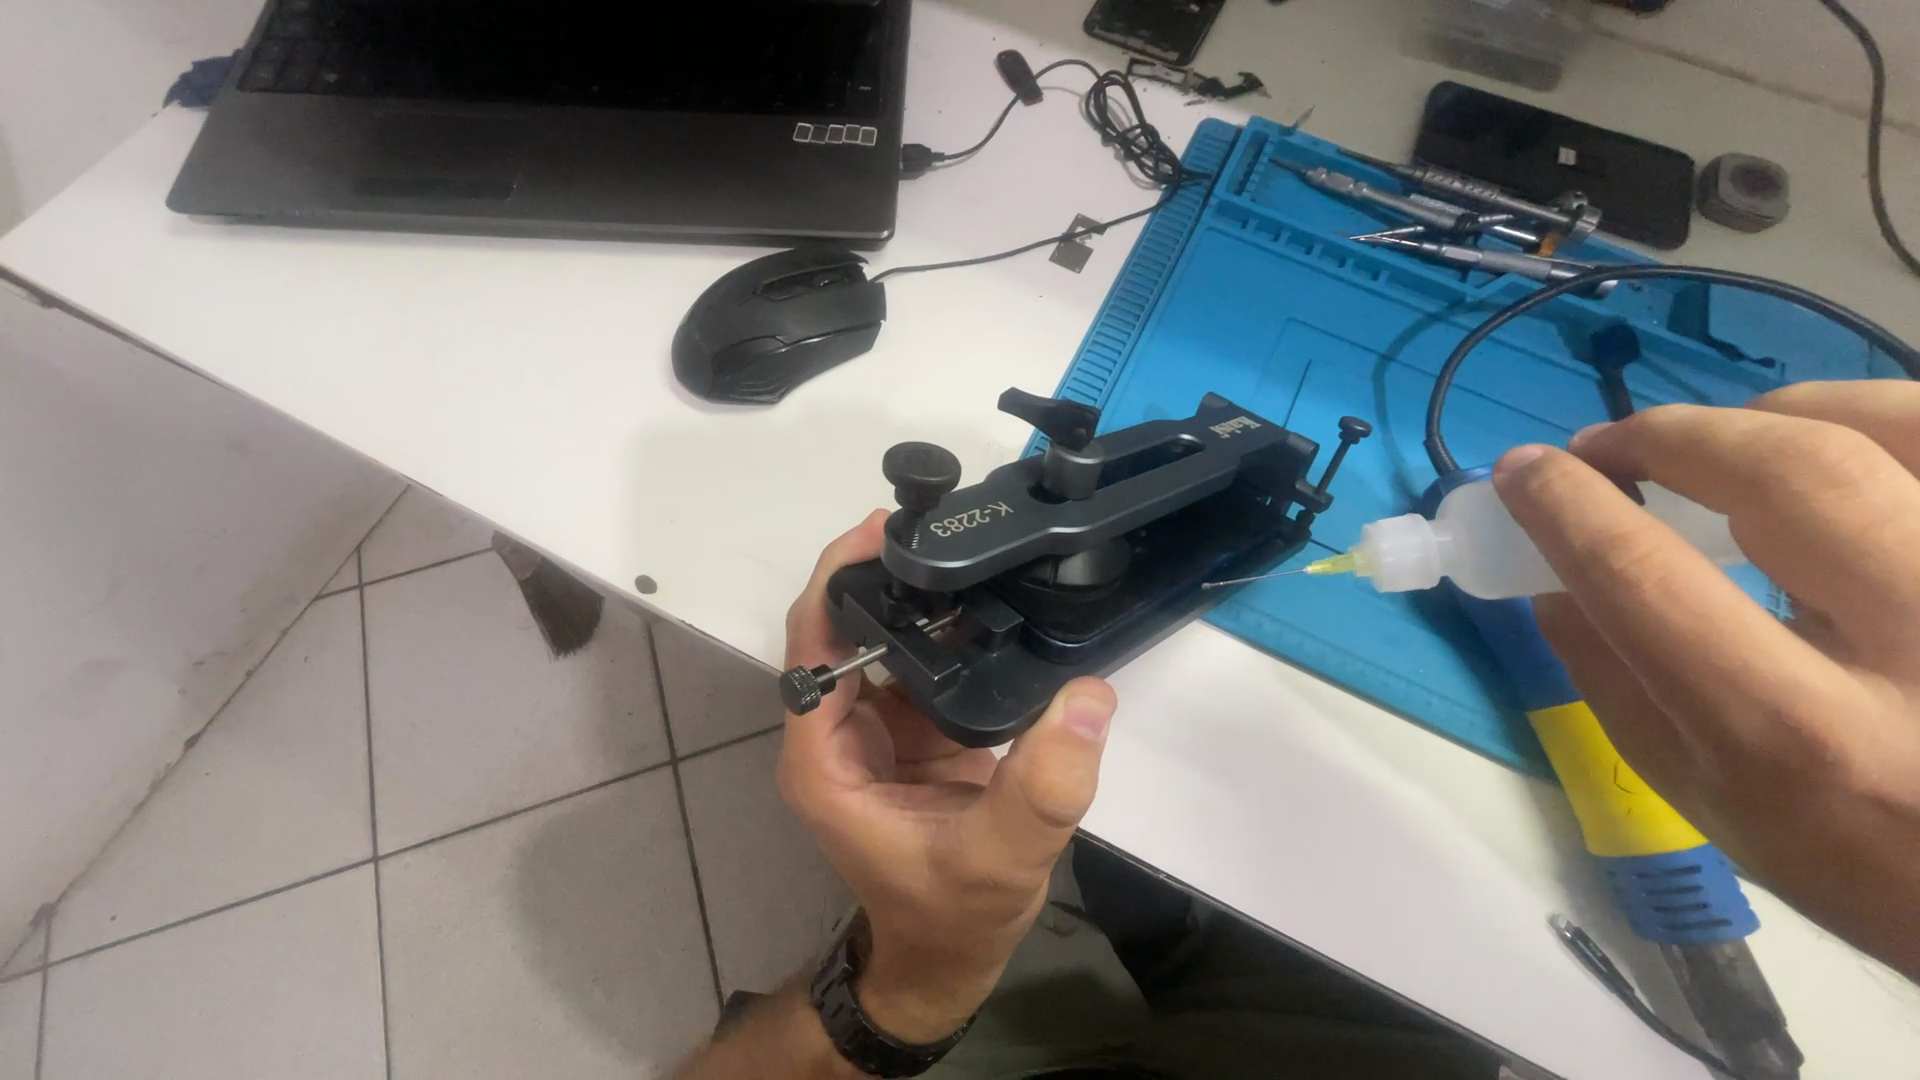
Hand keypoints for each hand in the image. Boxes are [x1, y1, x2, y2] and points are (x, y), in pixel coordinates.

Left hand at [779, 511, 1118, 1042]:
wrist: (950, 954)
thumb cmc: (953, 917)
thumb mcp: (999, 857)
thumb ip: (1043, 786)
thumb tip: (1087, 697)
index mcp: (825, 759)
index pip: (811, 647)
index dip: (835, 580)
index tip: (882, 531)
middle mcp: (835, 733)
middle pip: (838, 629)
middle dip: (876, 573)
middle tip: (935, 525)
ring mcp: (872, 729)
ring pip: (879, 639)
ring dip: (913, 596)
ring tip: (965, 550)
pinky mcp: (907, 730)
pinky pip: (917, 662)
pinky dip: (944, 630)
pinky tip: (984, 604)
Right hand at [1492, 381, 1919, 978]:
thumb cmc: (1871, 860)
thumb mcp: (1709, 802)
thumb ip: (1615, 689)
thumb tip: (1555, 583)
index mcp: (1799, 736)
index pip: (1643, 574)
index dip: (1564, 503)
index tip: (1525, 471)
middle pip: (1792, 477)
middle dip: (1671, 435)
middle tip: (1613, 445)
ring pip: (1908, 428)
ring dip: (1780, 413)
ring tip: (1724, 437)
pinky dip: (1888, 424)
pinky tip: (1841, 449)